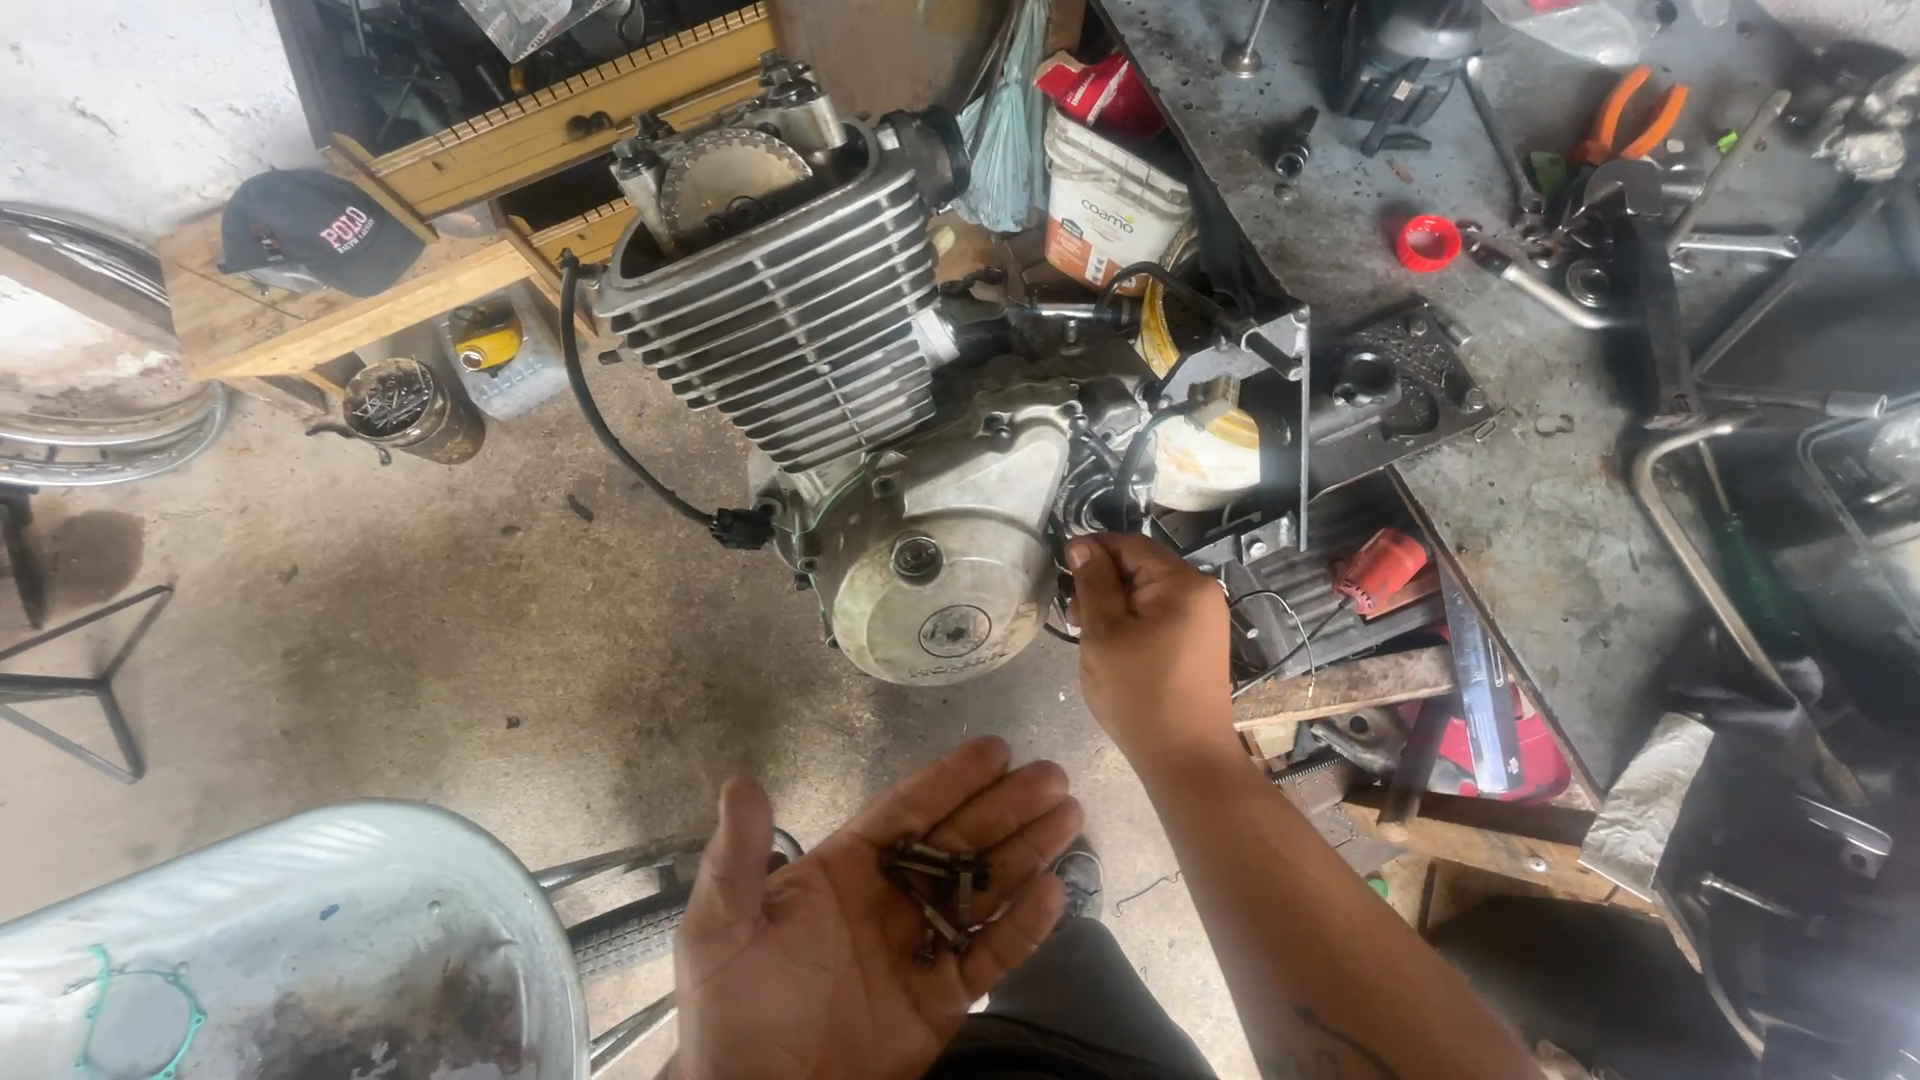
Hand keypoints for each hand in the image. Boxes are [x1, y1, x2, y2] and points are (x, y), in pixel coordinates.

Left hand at [673, 736, 1082, 1079]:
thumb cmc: (734, 1008)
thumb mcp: (721, 927)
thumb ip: (738, 857)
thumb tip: (741, 780)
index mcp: (848, 867)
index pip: (909, 810)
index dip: (952, 778)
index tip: (996, 749)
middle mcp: (894, 894)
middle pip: (959, 840)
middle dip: (1005, 805)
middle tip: (1052, 775)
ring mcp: (922, 944)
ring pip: (984, 887)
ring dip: (1026, 851)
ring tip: (1070, 816)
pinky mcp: (943, 997)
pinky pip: (989, 954)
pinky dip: (1022, 926)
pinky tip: (1053, 893)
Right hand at [1066, 533, 1234, 758]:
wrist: (1185, 757)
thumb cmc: (1139, 693)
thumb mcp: (1104, 633)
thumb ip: (1093, 583)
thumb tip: (1083, 545)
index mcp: (1183, 583)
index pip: (1131, 545)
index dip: (1094, 549)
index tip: (1062, 569)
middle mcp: (1202, 592)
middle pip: (1142, 567)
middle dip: (1103, 582)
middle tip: (1073, 617)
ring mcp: (1205, 619)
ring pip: (1149, 593)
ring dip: (1115, 604)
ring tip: (1090, 637)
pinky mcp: (1200, 642)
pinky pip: (1161, 615)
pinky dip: (1133, 621)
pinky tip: (1114, 647)